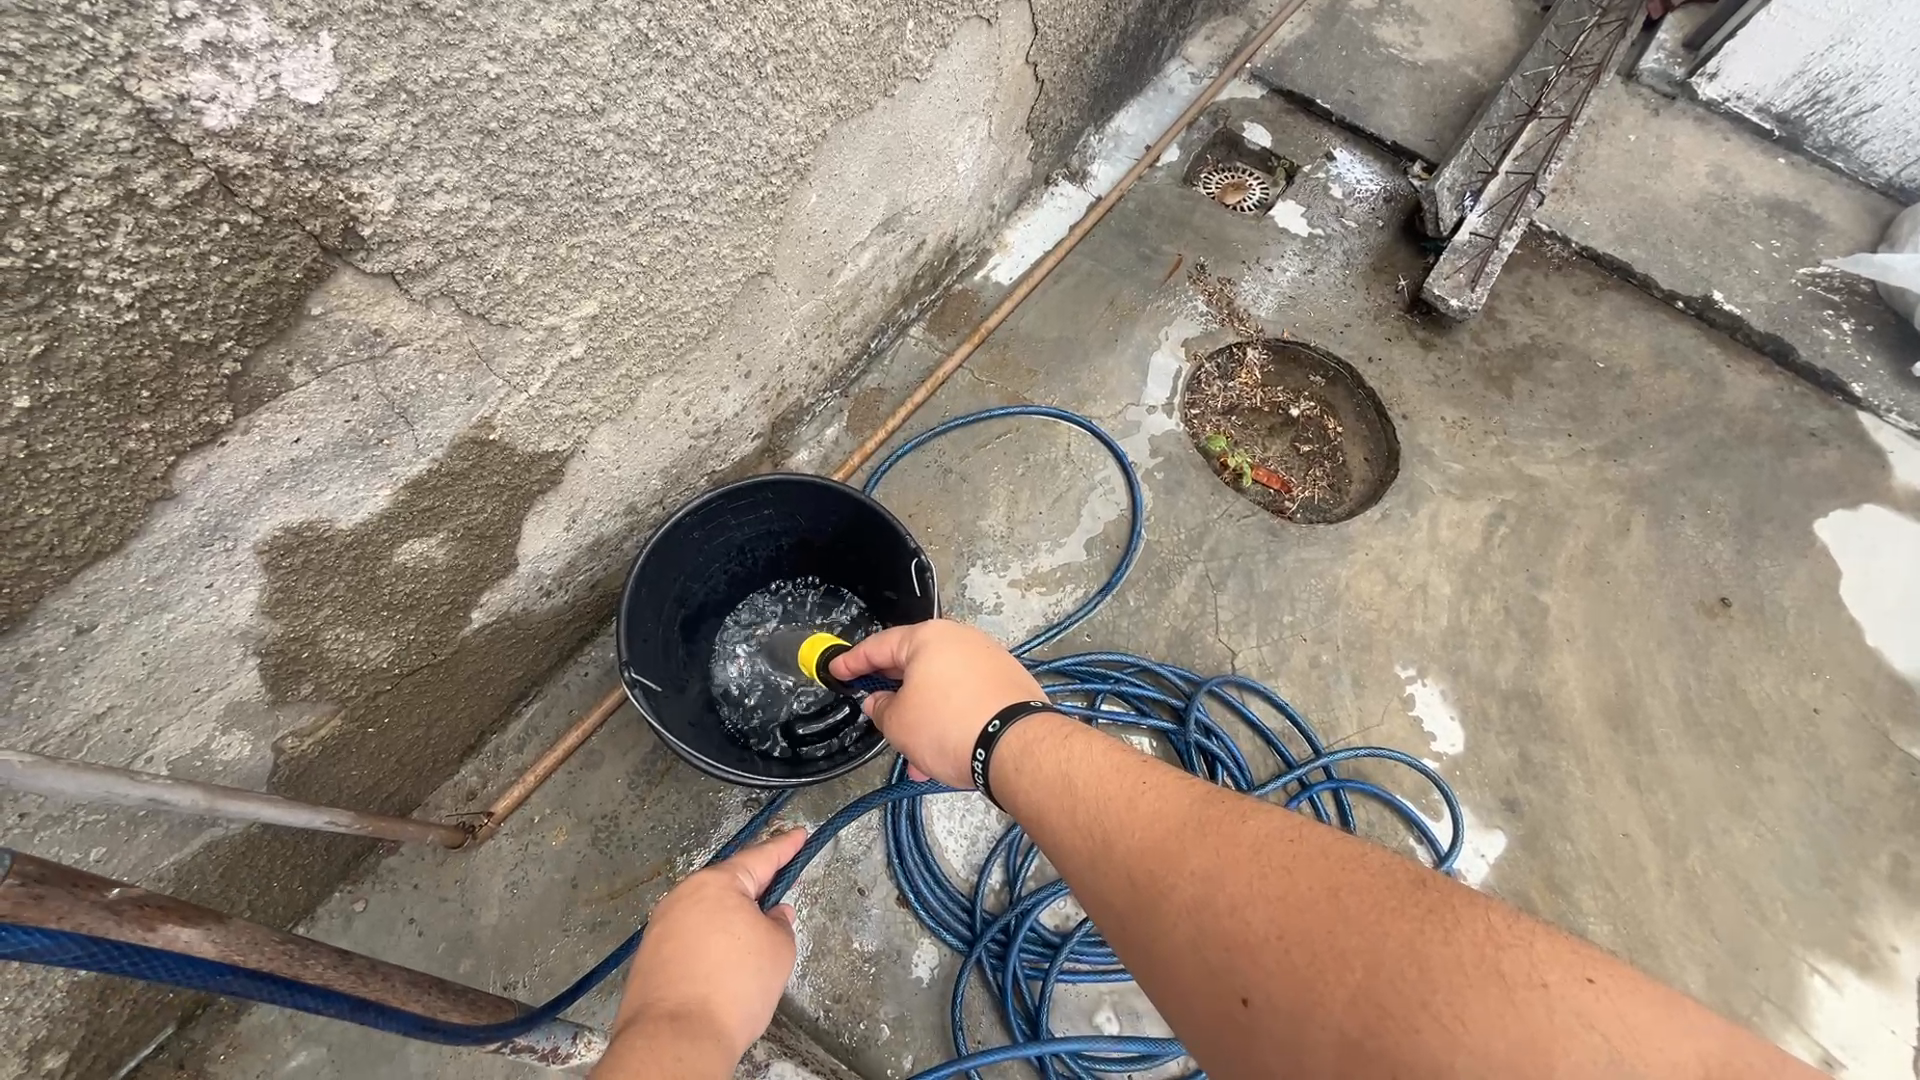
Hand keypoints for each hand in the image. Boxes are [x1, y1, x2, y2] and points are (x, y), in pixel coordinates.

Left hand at [599, 829, 805, 1078]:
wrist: (674, 1044)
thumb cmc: (734, 988)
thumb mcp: (778, 950)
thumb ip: (780, 924)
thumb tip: (773, 915)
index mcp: (716, 884)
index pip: (760, 857)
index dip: (785, 846)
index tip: (799, 834)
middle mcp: (683, 896)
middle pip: (728, 886)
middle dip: (755, 890)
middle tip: (779, 892)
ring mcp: (661, 927)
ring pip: (707, 914)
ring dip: (730, 921)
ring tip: (752, 939)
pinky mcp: (648, 959)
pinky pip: (690, 938)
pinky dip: (710, 944)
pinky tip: (723, 965)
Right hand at [829, 619, 1047, 787]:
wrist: (1016, 746)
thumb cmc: (952, 726)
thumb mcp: (899, 723)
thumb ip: (881, 709)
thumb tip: (880, 703)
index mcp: (928, 637)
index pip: (879, 645)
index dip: (853, 661)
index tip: (837, 670)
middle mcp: (960, 639)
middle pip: (914, 663)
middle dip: (894, 693)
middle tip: (874, 706)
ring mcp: (988, 659)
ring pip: (941, 687)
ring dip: (923, 717)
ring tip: (914, 756)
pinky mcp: (1007, 682)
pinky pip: (966, 697)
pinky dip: (949, 719)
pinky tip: (942, 753)